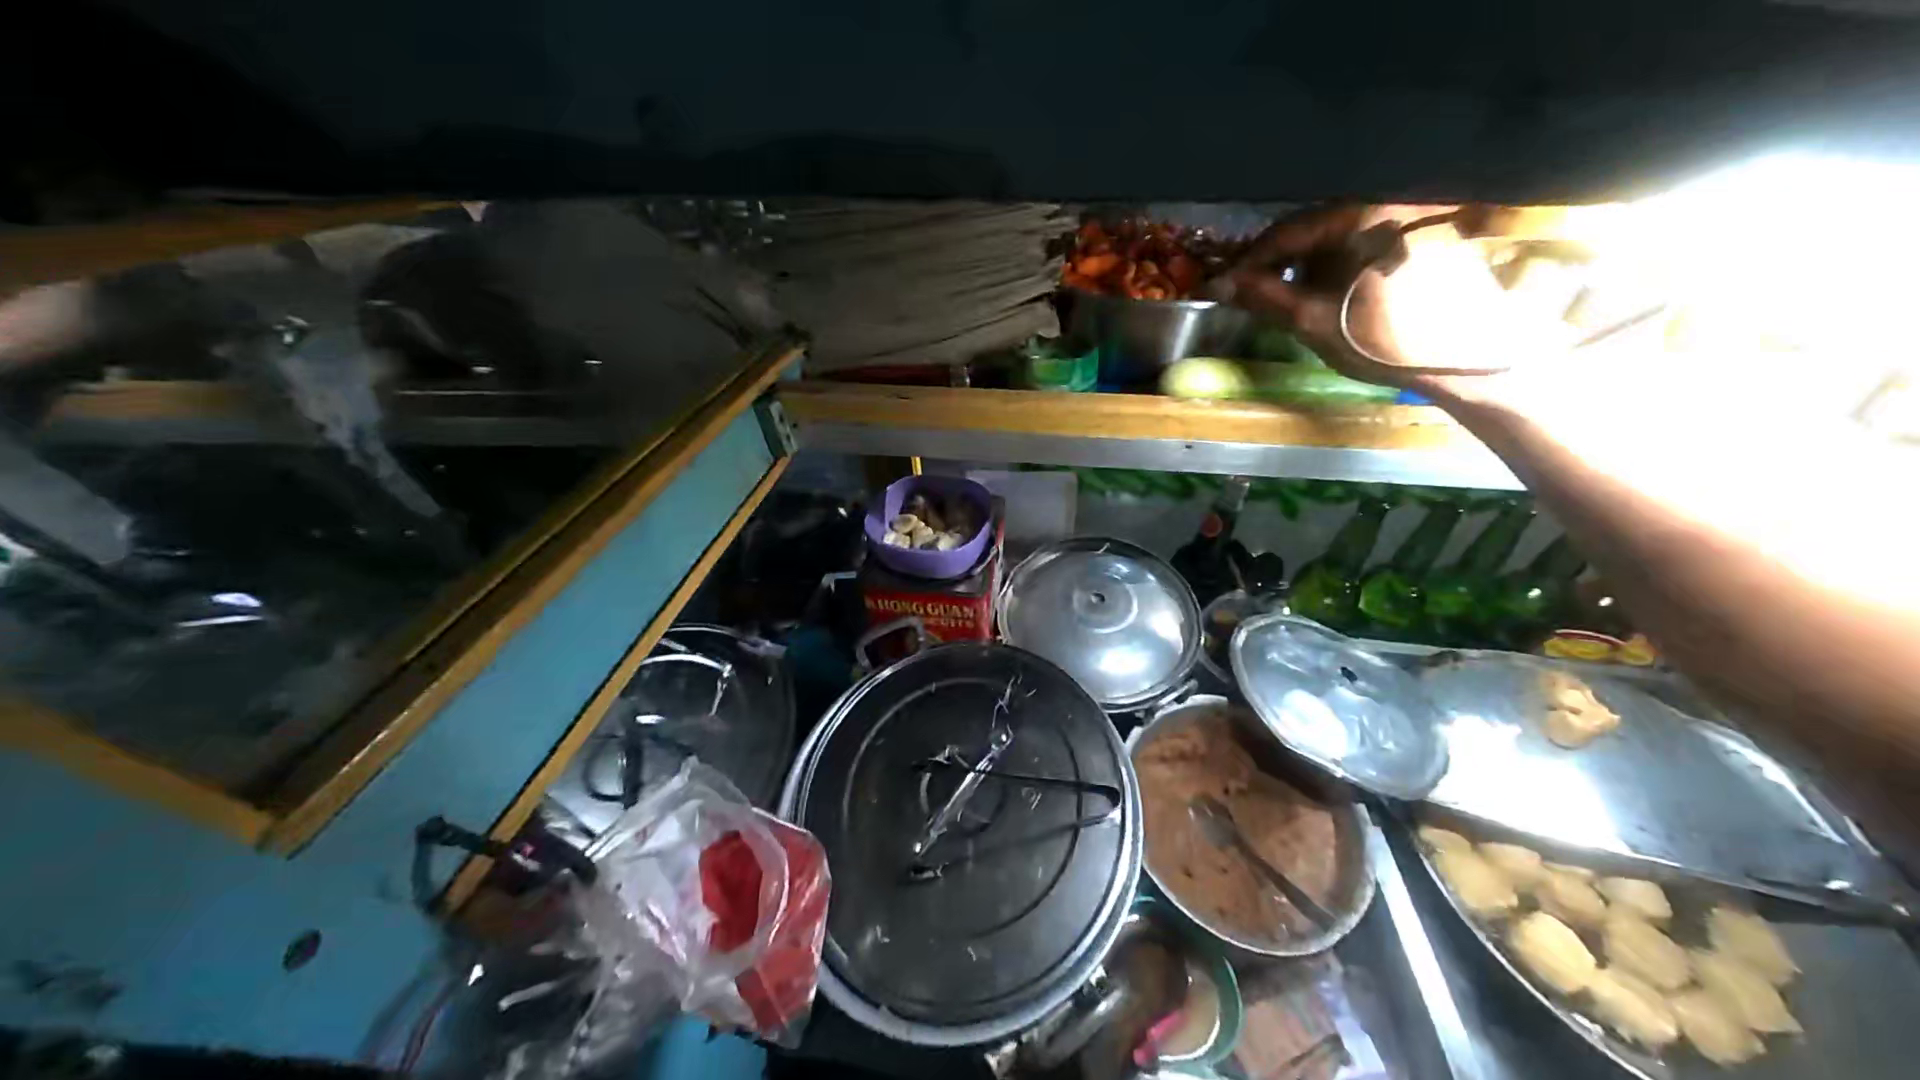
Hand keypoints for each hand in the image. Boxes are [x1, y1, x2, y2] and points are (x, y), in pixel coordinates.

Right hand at [1216, 203, 1582, 405]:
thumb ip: (1264, 297)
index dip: (1250, 261)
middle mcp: (1387, 203)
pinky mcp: (1422, 234)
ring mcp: (1408, 217)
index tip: (1225, 285)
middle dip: (1277, 262)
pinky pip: (1362, 242)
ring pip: (1337, 236)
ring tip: (1288, 299)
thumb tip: (1218, 284)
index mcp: (1361, 217)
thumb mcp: (1314, 322)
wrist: (1469, 359)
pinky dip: (1336, 265)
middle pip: (1312, 229)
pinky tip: (1327, 294)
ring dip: (1305, 265)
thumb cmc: (1385, 341)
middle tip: (1251, 293)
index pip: (1286, 231)